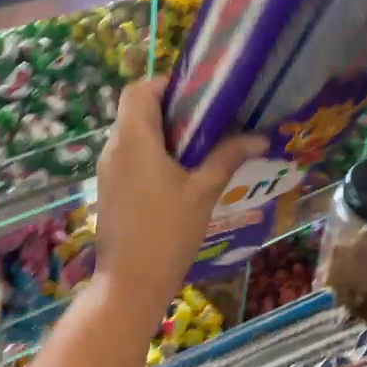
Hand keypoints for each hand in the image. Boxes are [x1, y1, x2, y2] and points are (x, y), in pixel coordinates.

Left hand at [94, 78, 265, 307]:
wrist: (130, 282)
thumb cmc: (168, 233)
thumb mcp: (204, 192)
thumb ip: (228, 157)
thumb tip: (259, 137)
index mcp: (133, 138)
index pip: (138, 90)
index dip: (165, 84)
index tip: (197, 94)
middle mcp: (113, 148)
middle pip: (134, 110)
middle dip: (169, 109)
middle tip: (206, 120)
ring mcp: (107, 170)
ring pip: (131, 135)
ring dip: (161, 134)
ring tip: (199, 147)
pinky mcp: (108, 190)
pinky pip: (128, 158)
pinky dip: (151, 155)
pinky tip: (180, 175)